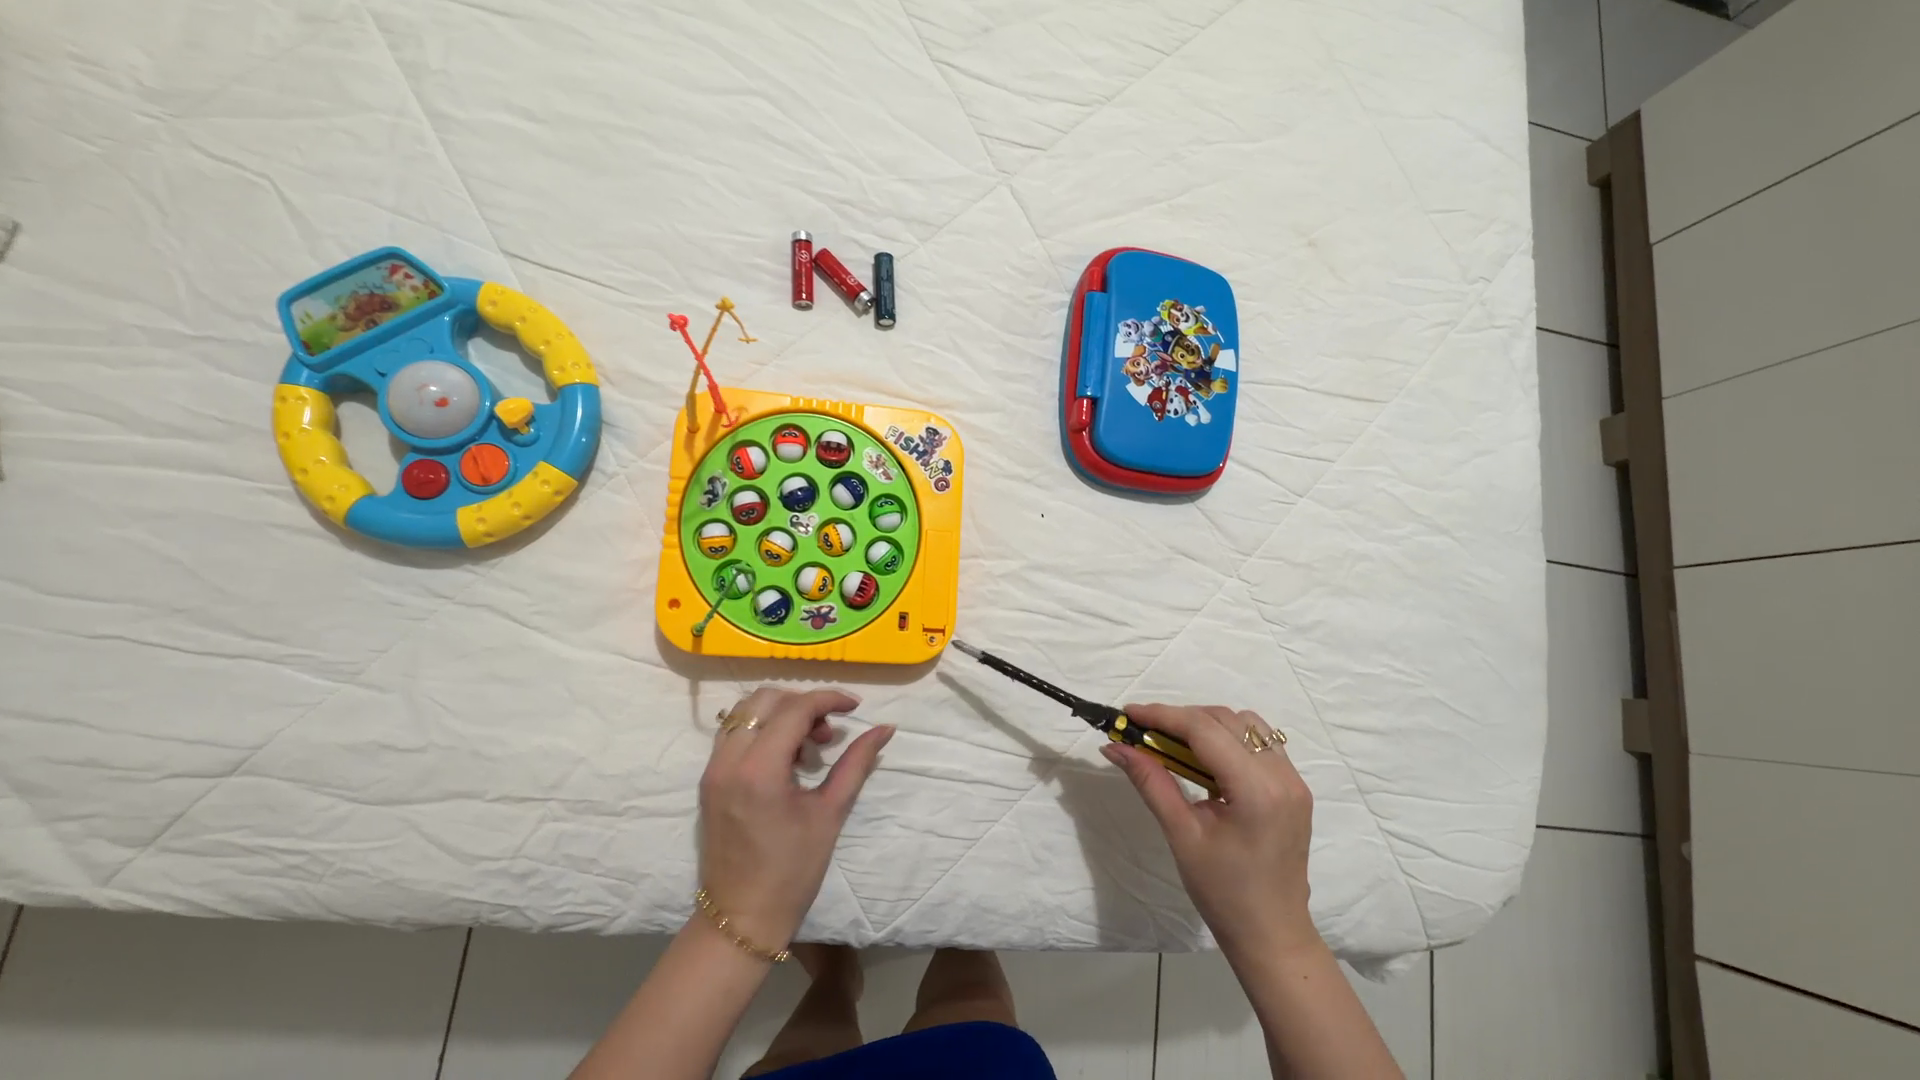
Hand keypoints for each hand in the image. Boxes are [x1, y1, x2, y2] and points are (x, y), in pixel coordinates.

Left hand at [698, 688, 893, 951]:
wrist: (741, 917)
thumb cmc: (792, 871)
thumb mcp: (830, 813)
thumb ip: (856, 763)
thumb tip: (885, 729)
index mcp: (759, 770)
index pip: (794, 709)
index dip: (828, 699)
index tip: (855, 707)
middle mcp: (728, 760)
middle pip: (765, 700)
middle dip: (802, 704)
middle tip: (829, 732)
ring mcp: (713, 769)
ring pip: (744, 712)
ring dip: (780, 714)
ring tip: (808, 746)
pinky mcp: (708, 779)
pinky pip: (733, 734)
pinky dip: (761, 731)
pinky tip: (785, 758)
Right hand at [1102, 705, 1318, 957]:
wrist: (1271, 933)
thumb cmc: (1222, 893)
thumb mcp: (1181, 836)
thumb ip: (1151, 783)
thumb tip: (1115, 747)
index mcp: (1256, 790)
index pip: (1204, 730)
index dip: (1163, 716)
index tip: (1127, 714)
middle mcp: (1282, 776)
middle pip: (1226, 720)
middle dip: (1181, 718)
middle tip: (1144, 732)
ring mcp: (1294, 780)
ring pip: (1248, 725)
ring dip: (1208, 724)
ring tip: (1174, 745)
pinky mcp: (1295, 788)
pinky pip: (1262, 743)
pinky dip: (1230, 739)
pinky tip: (1207, 761)